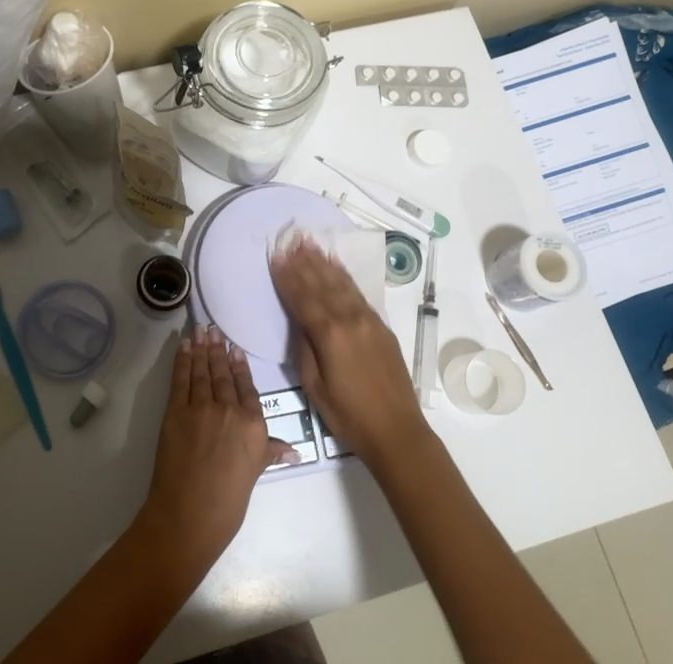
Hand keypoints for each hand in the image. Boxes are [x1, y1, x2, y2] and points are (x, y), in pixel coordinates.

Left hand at [141, 327, 293, 558]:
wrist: (190, 515)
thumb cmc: (227, 501)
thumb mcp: (254, 474)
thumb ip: (270, 454)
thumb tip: (294, 452)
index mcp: (253, 425)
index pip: (247, 388)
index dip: (240, 366)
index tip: (235, 348)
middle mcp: (229, 411)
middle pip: (223, 375)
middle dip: (218, 350)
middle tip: (214, 329)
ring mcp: (201, 409)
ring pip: (202, 373)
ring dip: (201, 350)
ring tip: (201, 330)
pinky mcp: (175, 412)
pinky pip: (180, 380)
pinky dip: (182, 362)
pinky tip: (184, 347)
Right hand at [270, 236, 430, 467]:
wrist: (397, 431)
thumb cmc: (348, 416)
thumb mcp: (314, 387)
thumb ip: (305, 349)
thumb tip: (299, 321)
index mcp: (330, 335)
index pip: (303, 298)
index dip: (287, 278)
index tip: (275, 257)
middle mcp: (350, 320)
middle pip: (322, 284)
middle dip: (304, 262)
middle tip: (290, 241)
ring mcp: (369, 321)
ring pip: (342, 284)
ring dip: (324, 263)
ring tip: (309, 244)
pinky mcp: (382, 327)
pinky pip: (358, 294)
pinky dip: (345, 277)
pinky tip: (336, 267)